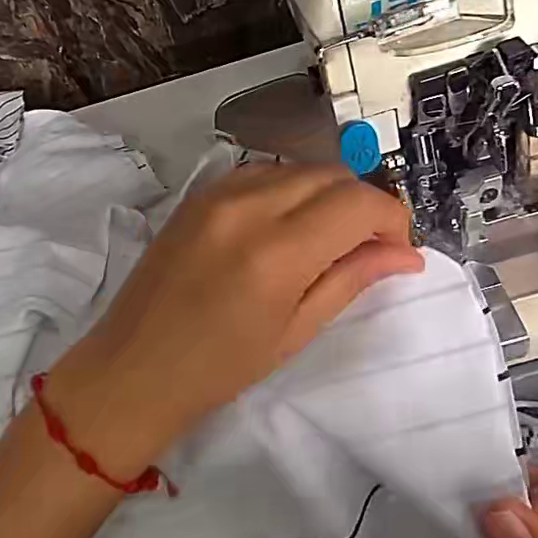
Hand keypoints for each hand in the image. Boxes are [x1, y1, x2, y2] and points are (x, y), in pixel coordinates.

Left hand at [48, 163, 421, 471]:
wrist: (131, 370)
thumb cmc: (218, 369)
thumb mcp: (296, 331)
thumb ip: (352, 280)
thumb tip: (406, 255)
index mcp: (276, 252)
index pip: (360, 203)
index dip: (393, 220)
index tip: (398, 250)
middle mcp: (248, 206)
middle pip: (335, 175)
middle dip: (366, 206)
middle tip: (370, 248)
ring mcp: (218, 193)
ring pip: (302, 167)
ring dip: (330, 195)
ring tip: (331, 240)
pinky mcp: (200, 193)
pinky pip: (266, 172)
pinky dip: (293, 190)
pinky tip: (291, 227)